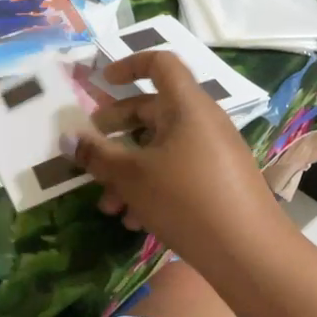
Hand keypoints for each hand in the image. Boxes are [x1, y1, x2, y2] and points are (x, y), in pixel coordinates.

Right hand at [68, 51, 283, 264]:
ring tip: (108, 205)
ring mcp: (213, 152)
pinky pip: (176, 171)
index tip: (102, 82)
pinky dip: (151, 187)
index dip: (128, 65)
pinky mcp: (218, 182)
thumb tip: (67, 138)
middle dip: (115, 134)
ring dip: (128, 171)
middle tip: (90, 153)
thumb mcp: (131, 176)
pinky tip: (134, 221)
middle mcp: (202, 122)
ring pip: (159, 148)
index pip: (159, 63)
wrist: (248, 252)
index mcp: (186, 106)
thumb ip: (96, 154)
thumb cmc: (185, 200)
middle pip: (152, 111)